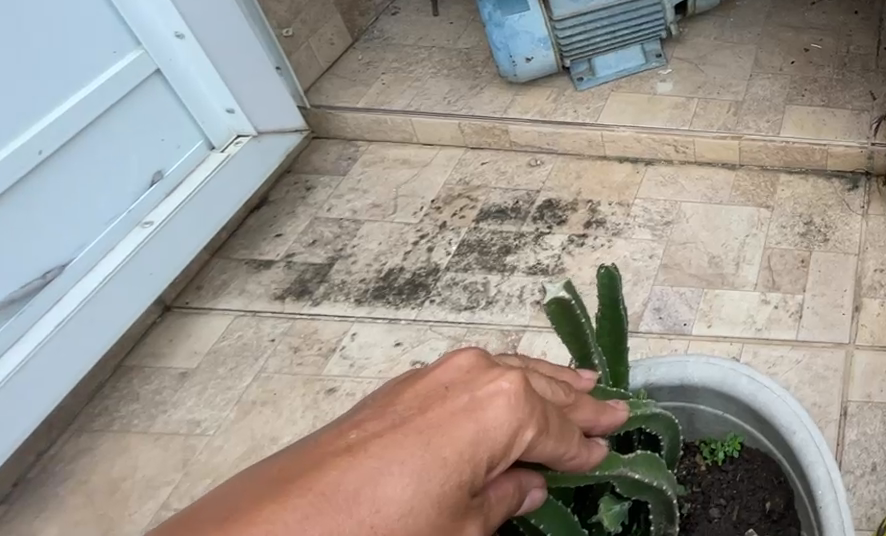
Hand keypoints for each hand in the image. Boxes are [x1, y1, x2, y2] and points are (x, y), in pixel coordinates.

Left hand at [153, 349, 630, 535]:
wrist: (263, 533)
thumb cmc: (379, 534)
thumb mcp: (455, 531)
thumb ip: (502, 501)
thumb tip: (527, 485)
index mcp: (507, 406)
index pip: (561, 432)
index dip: (586, 447)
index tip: (609, 451)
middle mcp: (483, 373)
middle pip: (546, 393)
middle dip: (580, 406)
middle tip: (617, 411)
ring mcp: (442, 372)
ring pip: (515, 373)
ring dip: (549, 384)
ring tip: (584, 382)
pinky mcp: (407, 384)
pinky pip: (478, 374)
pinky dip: (507, 380)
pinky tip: (518, 386)